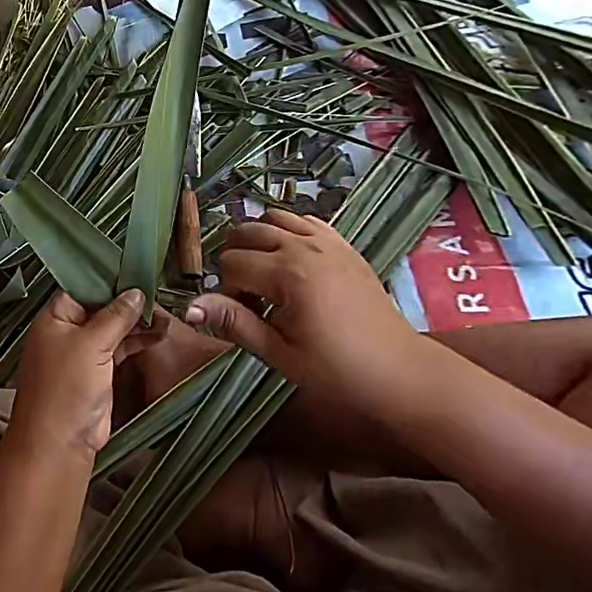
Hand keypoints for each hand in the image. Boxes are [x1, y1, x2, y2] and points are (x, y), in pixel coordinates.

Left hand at [11, 290, 153, 456]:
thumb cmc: (66, 388)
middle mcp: (66, 331)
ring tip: (163, 313)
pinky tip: (158, 333)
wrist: (60, 443)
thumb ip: (115, 316)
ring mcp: (82, 352)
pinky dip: (136, 341)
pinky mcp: (97, 371)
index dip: (106, 279)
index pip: (81, 286)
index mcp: (55, 317)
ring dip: (135, 322)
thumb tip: (135, 292)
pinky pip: (118, 348)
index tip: (133, 269)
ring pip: (111, 328)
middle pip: (99, 307)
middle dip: (126, 301)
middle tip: (155, 290)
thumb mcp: (92, 344)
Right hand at [185, 210, 427, 394]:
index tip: (240, 316)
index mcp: (287, 273)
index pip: (232, 265)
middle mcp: (304, 246)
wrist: (403, 374)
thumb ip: (234, 322)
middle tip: (247, 297)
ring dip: (258, 239)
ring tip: (263, 275)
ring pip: (273, 218)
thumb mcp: (280, 353)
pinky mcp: (344, 245)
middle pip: (246, 233)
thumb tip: (189, 306)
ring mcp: (327, 241)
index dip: (226, 291)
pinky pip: (305, 220)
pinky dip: (288, 230)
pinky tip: (290, 258)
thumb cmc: (338, 371)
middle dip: (236, 259)